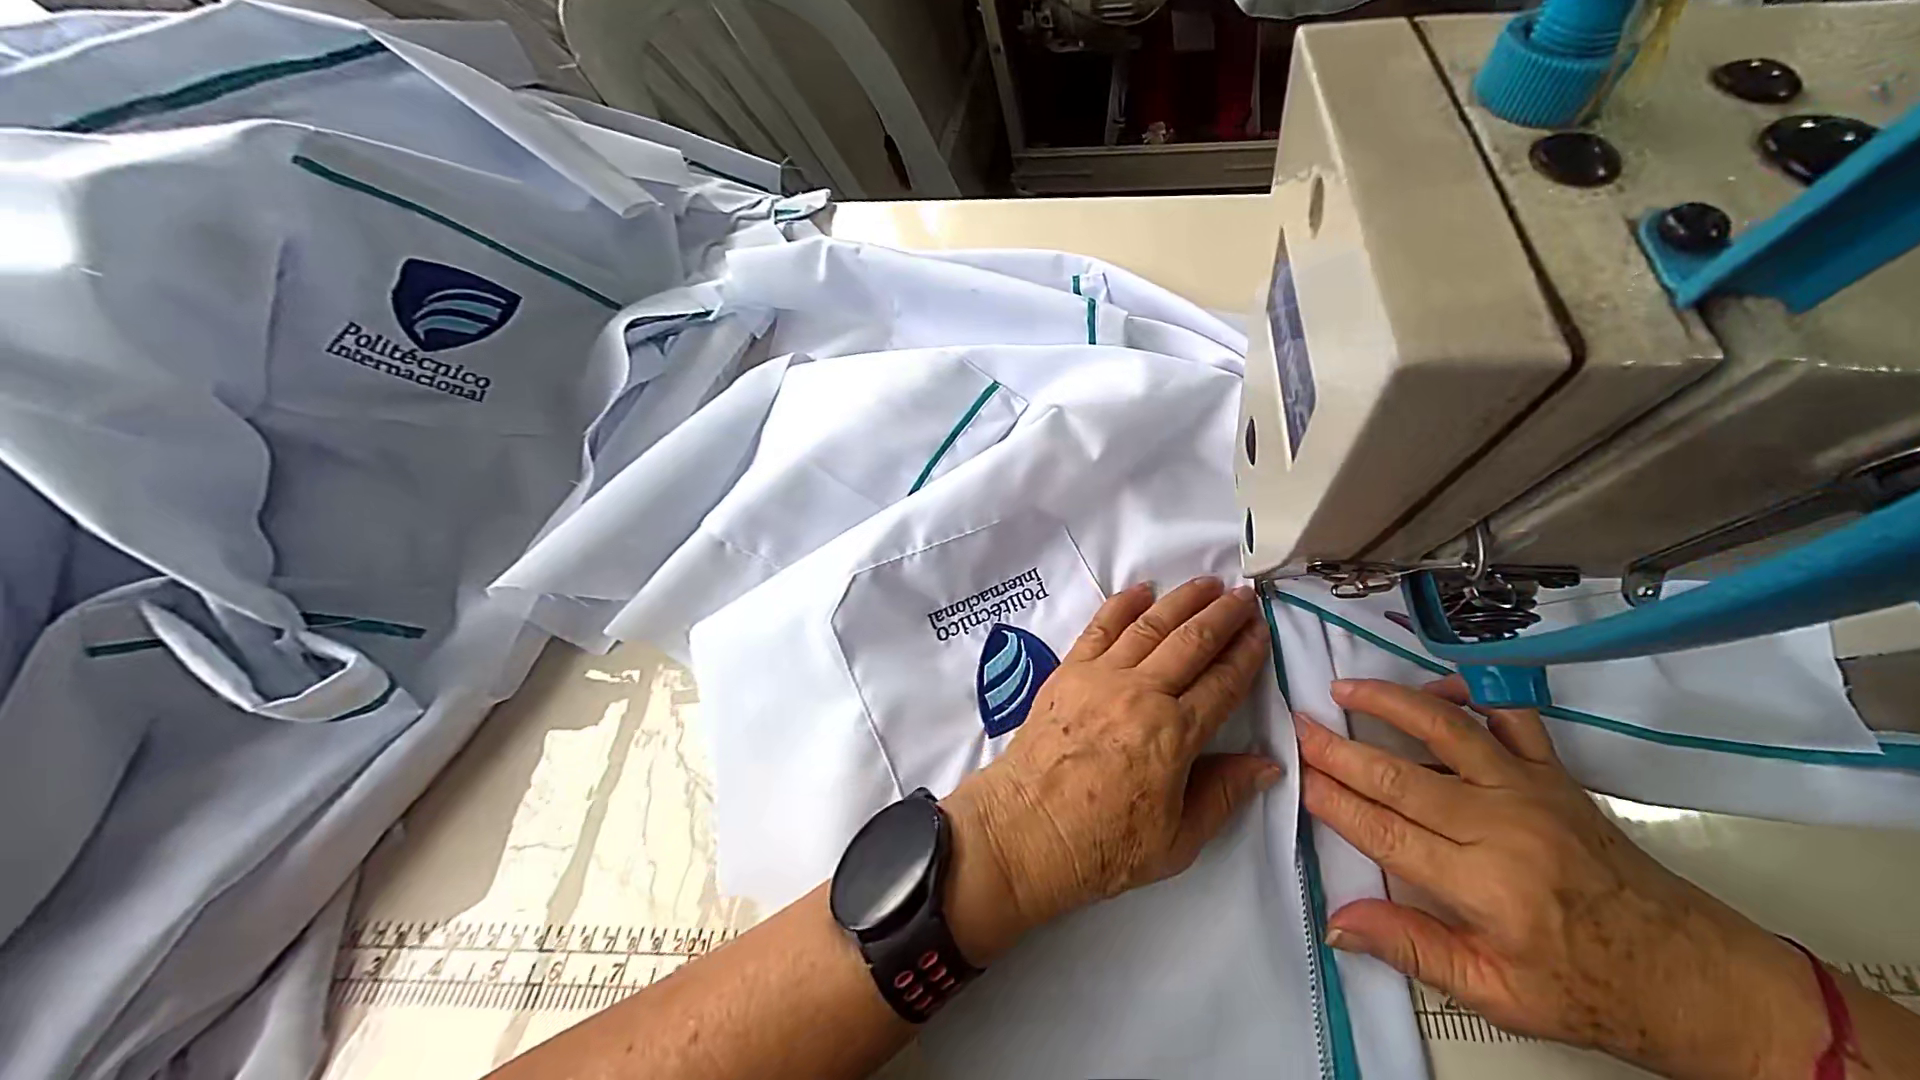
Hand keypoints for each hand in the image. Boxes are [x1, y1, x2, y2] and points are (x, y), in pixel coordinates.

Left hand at [940, 577, 1279, 963]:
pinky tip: (1141, 590)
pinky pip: (1099, 628)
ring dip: (1182, 601)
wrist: (1026, 830)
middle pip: (1192, 643)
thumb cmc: (1103, 845)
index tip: (1262, 631)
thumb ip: (1223, 794)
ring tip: (1207, 583)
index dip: (1247, 654)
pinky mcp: (1068, 672)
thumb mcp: (1177, 840)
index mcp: (1175, 735)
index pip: (1223, 683)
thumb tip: (1266, 763)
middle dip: (1223, 615)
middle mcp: (1141, 694)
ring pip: (1150, 627)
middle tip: (1244, 596)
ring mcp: (1101, 678)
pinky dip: (1121, 605)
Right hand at [1297, 676, 1827, 1079]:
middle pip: (1399, 775)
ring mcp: (1533, 792)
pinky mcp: (1556, 776)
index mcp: (1486, 888)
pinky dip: (1470, 693)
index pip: (1382, 830)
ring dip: (1389, 702)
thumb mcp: (1497, 995)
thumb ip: (1411, 949)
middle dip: (1339, 748)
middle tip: (1298, 726)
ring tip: (1343, 687)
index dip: (1331, 799)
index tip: (1295, 774)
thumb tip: (1336, 924)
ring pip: (1447, 730)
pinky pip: (1510, 717)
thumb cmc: (1591, 991)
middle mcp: (1504, 828)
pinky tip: (1434, 688)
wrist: (1701, 978)